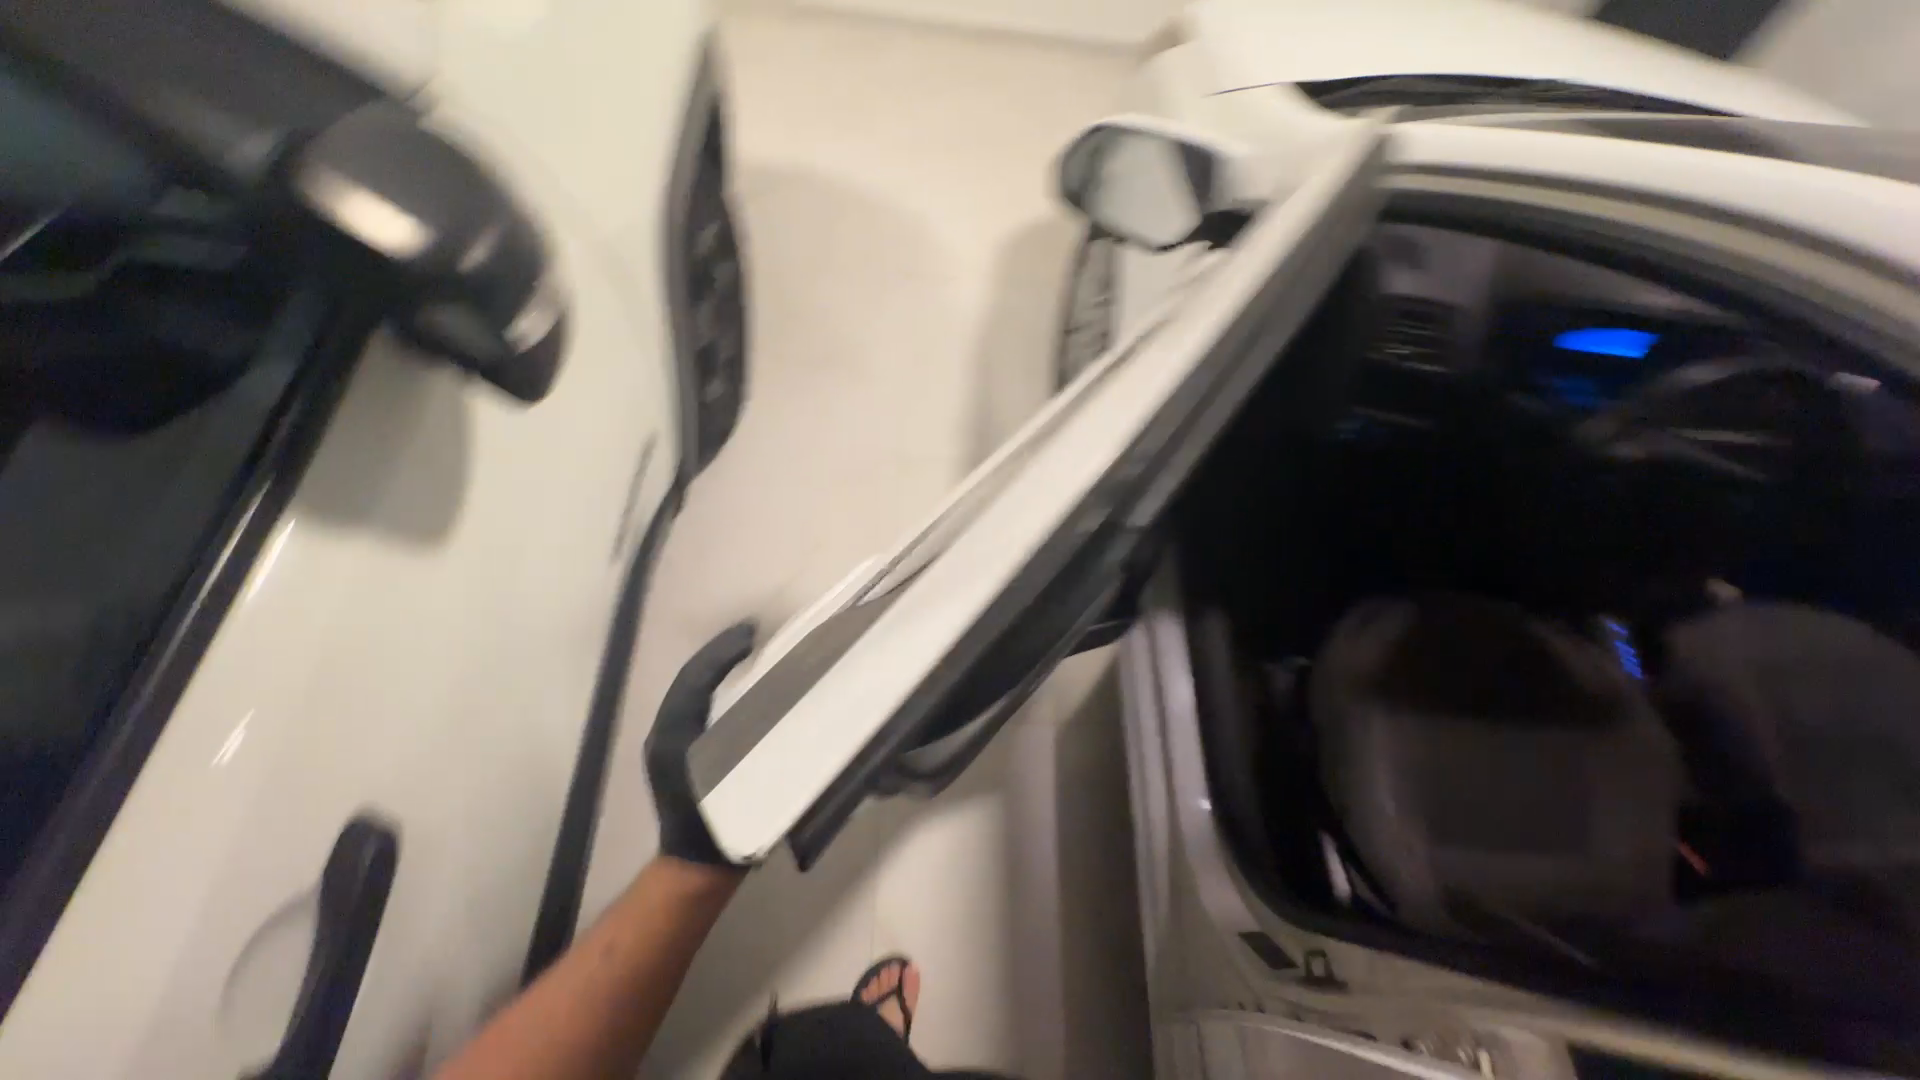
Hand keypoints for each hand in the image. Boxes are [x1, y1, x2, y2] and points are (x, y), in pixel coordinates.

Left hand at [645, 621, 755, 866]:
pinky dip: (715, 688)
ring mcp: (668, 742)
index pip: (696, 678)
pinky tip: (743, 688)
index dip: (722, 652)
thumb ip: (753, 738)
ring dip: (717, 669)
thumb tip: (772, 693)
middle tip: (753, 637)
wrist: (697, 864)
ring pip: (691, 691)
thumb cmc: (721, 825)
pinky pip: (696, 706)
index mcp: (677, 734)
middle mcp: (666, 731)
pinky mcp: (678, 752)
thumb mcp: (741, 778)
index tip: (753, 633)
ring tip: (749, 654)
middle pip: (691, 679)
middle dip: (719, 655)